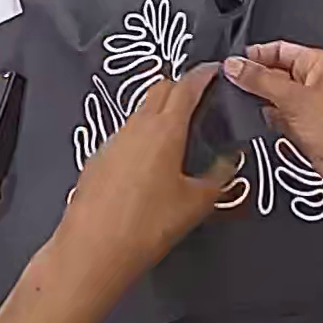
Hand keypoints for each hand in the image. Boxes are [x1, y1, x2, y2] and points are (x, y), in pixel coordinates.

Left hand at [46, 65, 237, 301]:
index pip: (186, 86)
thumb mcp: (197, 203)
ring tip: (180, 131)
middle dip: (182, 86)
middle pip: (160, 88)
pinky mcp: (98, 158)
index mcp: (165, 129)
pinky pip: (126, 133)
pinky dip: (144, 133)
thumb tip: (230, 160)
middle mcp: (137, 126)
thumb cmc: (148, 225)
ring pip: (142, 110)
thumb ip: (219, 175)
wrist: (92, 251)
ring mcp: (113, 140)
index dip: (203, 74)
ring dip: (161, 109)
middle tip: (202, 99)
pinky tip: (151, 160)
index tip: (215, 71)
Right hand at [224, 41, 322, 203]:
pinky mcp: (304, 128)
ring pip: (273, 98)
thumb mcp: (295, 98)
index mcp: (317, 63)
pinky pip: (278, 120)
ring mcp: (308, 106)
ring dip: (262, 105)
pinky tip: (266, 126)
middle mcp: (314, 81)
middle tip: (235, 87)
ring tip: (252, 109)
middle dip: (256, 82)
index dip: (254, 55)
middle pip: (273, 73)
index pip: (278, 49)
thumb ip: (260, 80)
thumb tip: (235, 65)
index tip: (232, 64)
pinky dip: (270, 123)